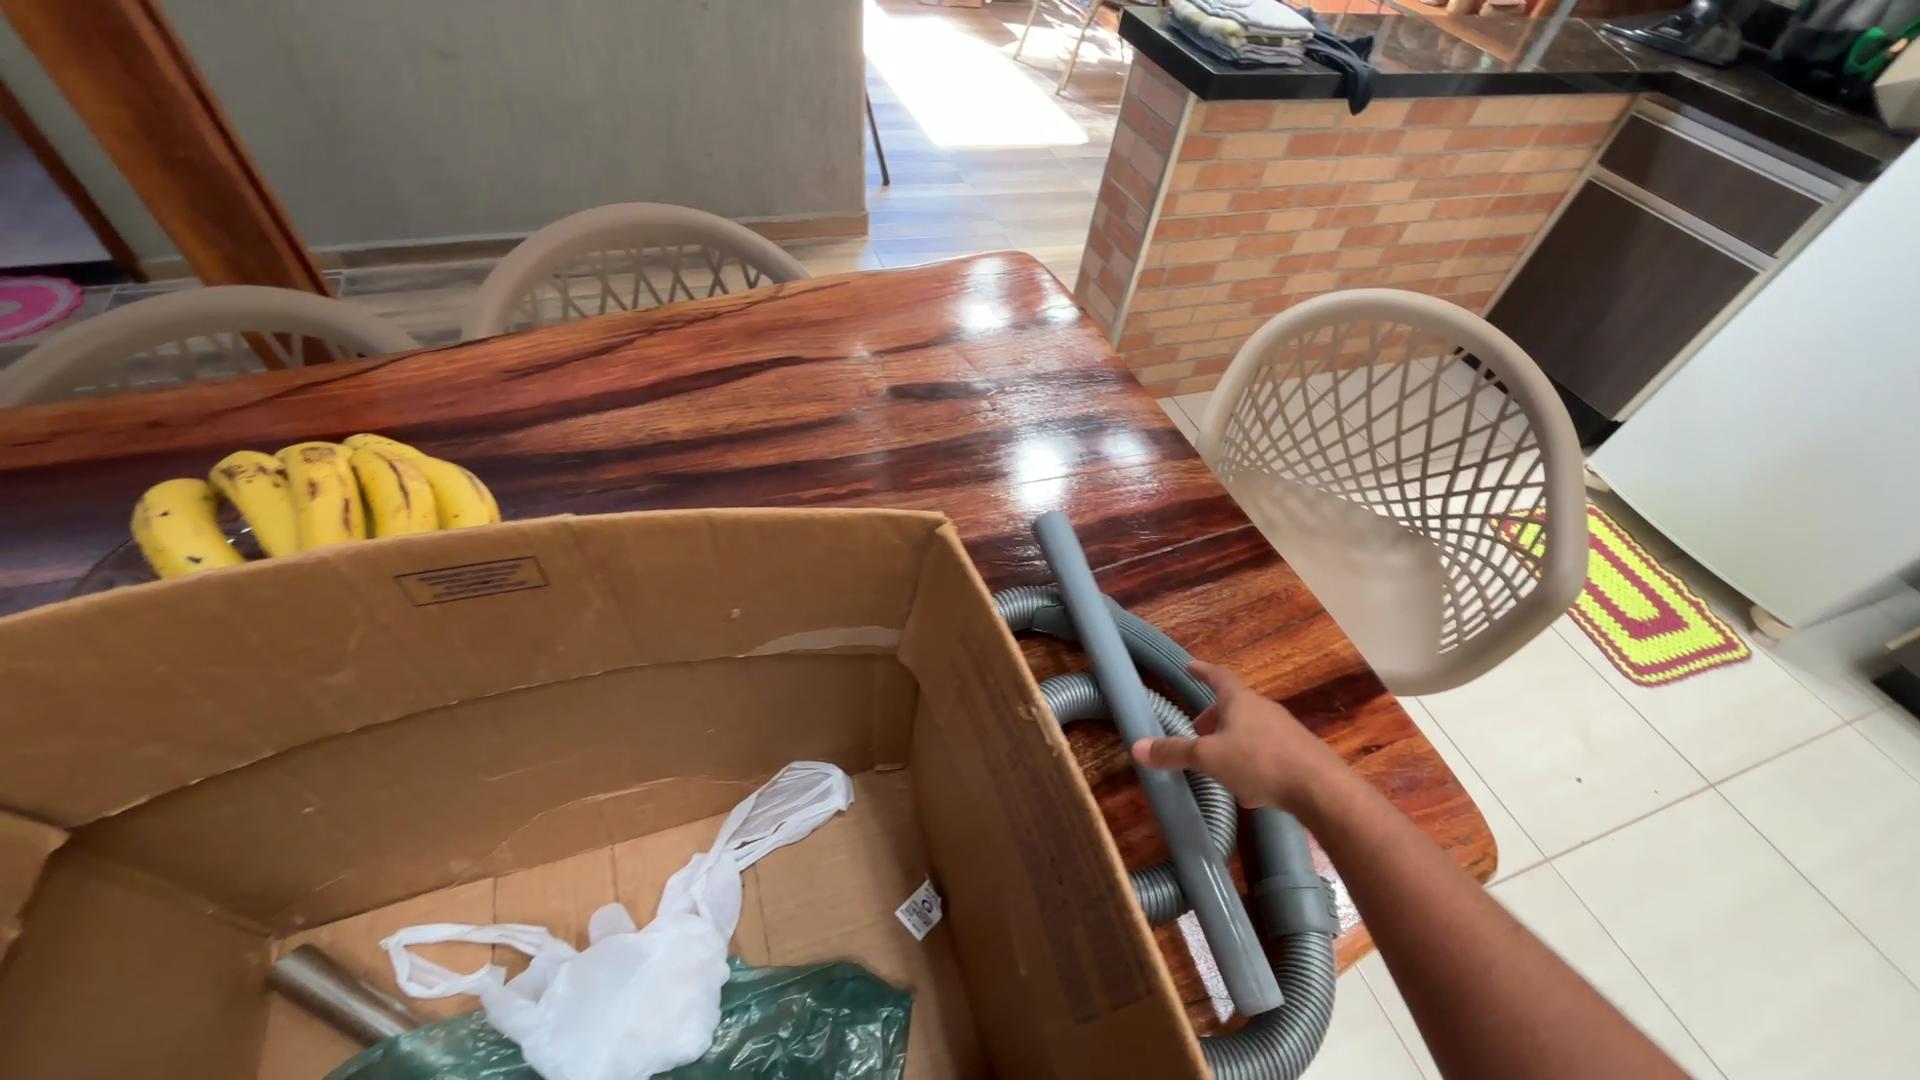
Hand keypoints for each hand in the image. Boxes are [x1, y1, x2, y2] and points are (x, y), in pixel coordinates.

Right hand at [1131, 660, 1348, 814]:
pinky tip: (1248, 791)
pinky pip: (1267, 751)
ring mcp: (1284, 731)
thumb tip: (1137, 746)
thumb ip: (1174, 753)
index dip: (1202, 671)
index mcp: (1240, 701)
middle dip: (1213, 717)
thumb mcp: (1208, 758)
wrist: (1320, 788)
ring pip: (1250, 729)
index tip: (1189, 666)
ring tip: (1217, 763)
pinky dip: (1251, 762)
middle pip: (1234, 706)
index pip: (1217, 677)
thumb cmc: (1259, 762)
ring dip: (1231, 741)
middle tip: (1196, 732)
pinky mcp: (1299, 754)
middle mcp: (1263, 709)